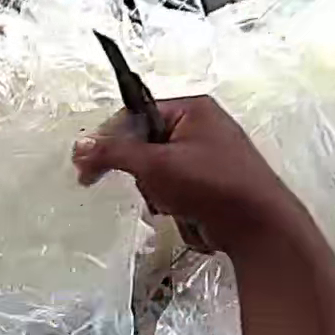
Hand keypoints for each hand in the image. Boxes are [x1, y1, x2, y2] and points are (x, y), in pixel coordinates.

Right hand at [73, 95, 314, 255]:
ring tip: (167, 200)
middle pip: (142, 143)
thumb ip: (114, 153)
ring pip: (153, 170)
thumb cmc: (209, 184)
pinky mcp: (204, 183)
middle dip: (137, 169)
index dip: (108, 139)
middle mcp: (198, 127)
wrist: (255, 225)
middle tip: (129, 185)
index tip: (85, 166)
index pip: (134, 115)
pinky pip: (169, 186)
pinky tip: (177, 209)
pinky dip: (166, 199)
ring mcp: (203, 156)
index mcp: (191, 109)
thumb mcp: (155, 164)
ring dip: (152, 189)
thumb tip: (79, 146)